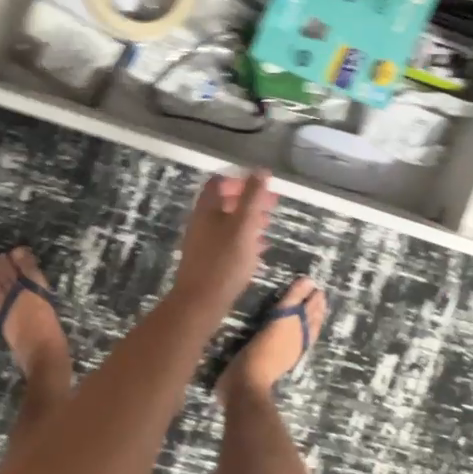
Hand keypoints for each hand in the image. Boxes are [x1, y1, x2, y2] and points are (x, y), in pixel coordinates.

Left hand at [172, 170, 276, 310]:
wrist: (200, 302)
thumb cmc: (224, 261)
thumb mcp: (243, 225)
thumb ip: (252, 197)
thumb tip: (261, 170)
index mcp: (206, 209)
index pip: (219, 182)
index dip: (240, 179)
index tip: (262, 185)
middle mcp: (201, 222)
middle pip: (225, 202)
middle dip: (248, 200)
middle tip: (272, 204)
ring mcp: (203, 242)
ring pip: (227, 223)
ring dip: (248, 220)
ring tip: (268, 225)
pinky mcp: (208, 261)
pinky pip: (227, 243)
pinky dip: (244, 240)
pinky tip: (260, 249)